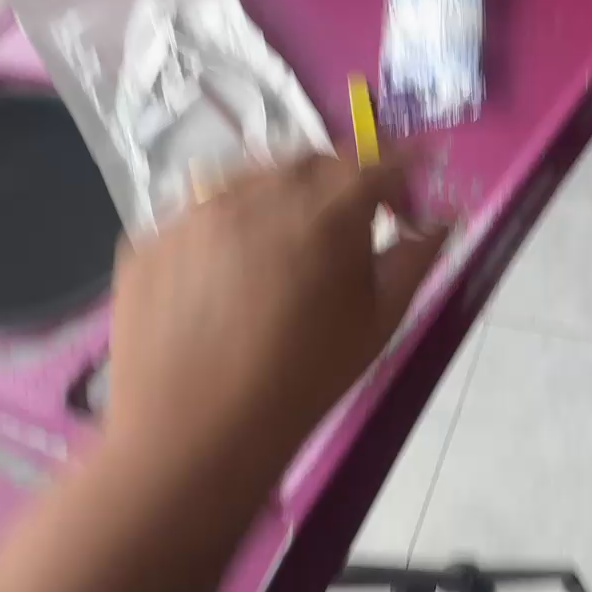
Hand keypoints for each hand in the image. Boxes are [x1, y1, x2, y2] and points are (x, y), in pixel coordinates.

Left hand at [105, 155, 447, 471]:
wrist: (196, 432)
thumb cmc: (309, 376)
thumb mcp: (382, 320)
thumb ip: (416, 258)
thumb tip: (441, 221)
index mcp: (326, 215)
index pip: (377, 164)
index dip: (405, 170)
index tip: (416, 189)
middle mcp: (257, 195)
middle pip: (315, 159)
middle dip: (346, 178)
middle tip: (359, 220)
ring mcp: (194, 212)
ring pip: (254, 175)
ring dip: (289, 193)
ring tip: (296, 241)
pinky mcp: (150, 237)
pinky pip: (205, 208)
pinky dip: (236, 221)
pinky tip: (239, 269)